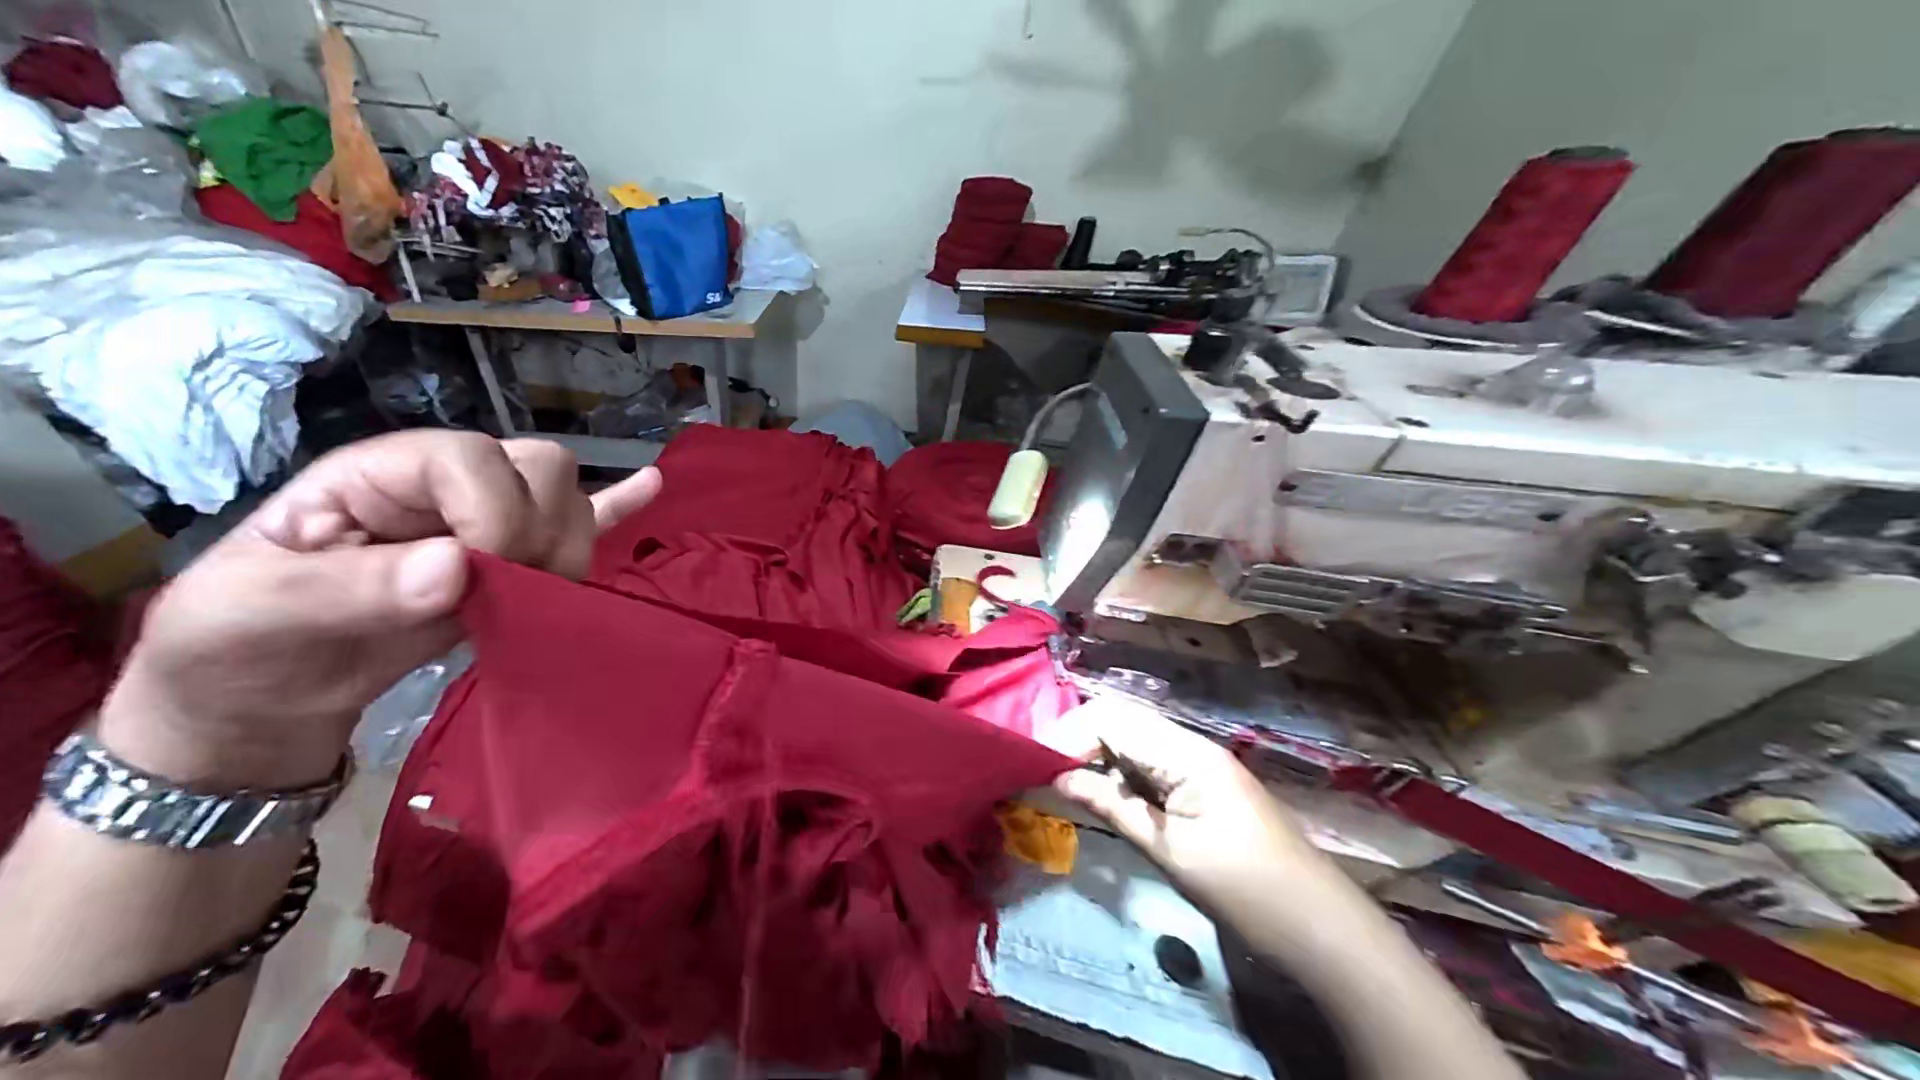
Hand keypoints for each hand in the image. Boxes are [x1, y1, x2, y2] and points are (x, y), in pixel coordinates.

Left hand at [97, 431, 661, 788]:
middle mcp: (446, 486)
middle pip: (538, 467)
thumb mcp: (254, 613)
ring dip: (570, 547)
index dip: (492, 513)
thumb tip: (456, 568)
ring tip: (533, 592)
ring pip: (570, 501)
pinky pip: (582, 521)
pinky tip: (652, 488)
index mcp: (380, 474)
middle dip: (539, 529)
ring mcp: (487, 521)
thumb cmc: (235, 644)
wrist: (264, 696)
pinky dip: (619, 506)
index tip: (472, 576)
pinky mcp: (515, 559)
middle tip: (507, 586)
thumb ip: (348, 588)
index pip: (471, 459)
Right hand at [1044, 696, 1331, 900]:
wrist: (1320, 926)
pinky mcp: (1199, 784)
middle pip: (1119, 720)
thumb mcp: (1168, 850)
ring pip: (1131, 740)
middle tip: (1042, 773)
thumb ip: (1110, 805)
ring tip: (1061, 783)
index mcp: (1185, 751)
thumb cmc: (1245, 889)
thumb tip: (1055, 776)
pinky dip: (1118, 774)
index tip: (1035, 766)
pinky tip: (1100, 795)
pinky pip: (1147, 763)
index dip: (1068, 735)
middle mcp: (1189, 744)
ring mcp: (1196, 762)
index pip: (1111, 717)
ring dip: (1095, 756)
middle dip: (1076, 740)